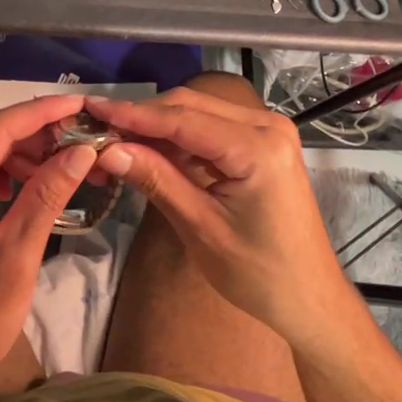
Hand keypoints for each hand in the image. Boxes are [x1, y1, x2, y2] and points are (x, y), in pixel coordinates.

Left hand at [0, 95, 97, 401]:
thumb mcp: (16, 261)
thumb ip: (46, 198)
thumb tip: (82, 150)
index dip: (43, 111)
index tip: (84, 104)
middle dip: (38, 132)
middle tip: (85, 139)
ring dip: (23, 151)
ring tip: (68, 163)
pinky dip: (4, 170)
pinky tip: (31, 184)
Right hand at [86, 90, 352, 342]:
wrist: (310, 297)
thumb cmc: (259, 273)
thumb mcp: (200, 228)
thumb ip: (156, 180)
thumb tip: (107, 150)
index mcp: (257, 148)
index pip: (181, 118)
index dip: (132, 113)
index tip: (91, 109)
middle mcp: (267, 124)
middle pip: (189, 104)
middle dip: (141, 115)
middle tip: (95, 128)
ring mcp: (268, 129)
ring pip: (197, 110)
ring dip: (157, 123)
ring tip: (114, 137)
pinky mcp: (263, 140)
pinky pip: (211, 125)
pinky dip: (179, 134)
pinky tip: (149, 147)